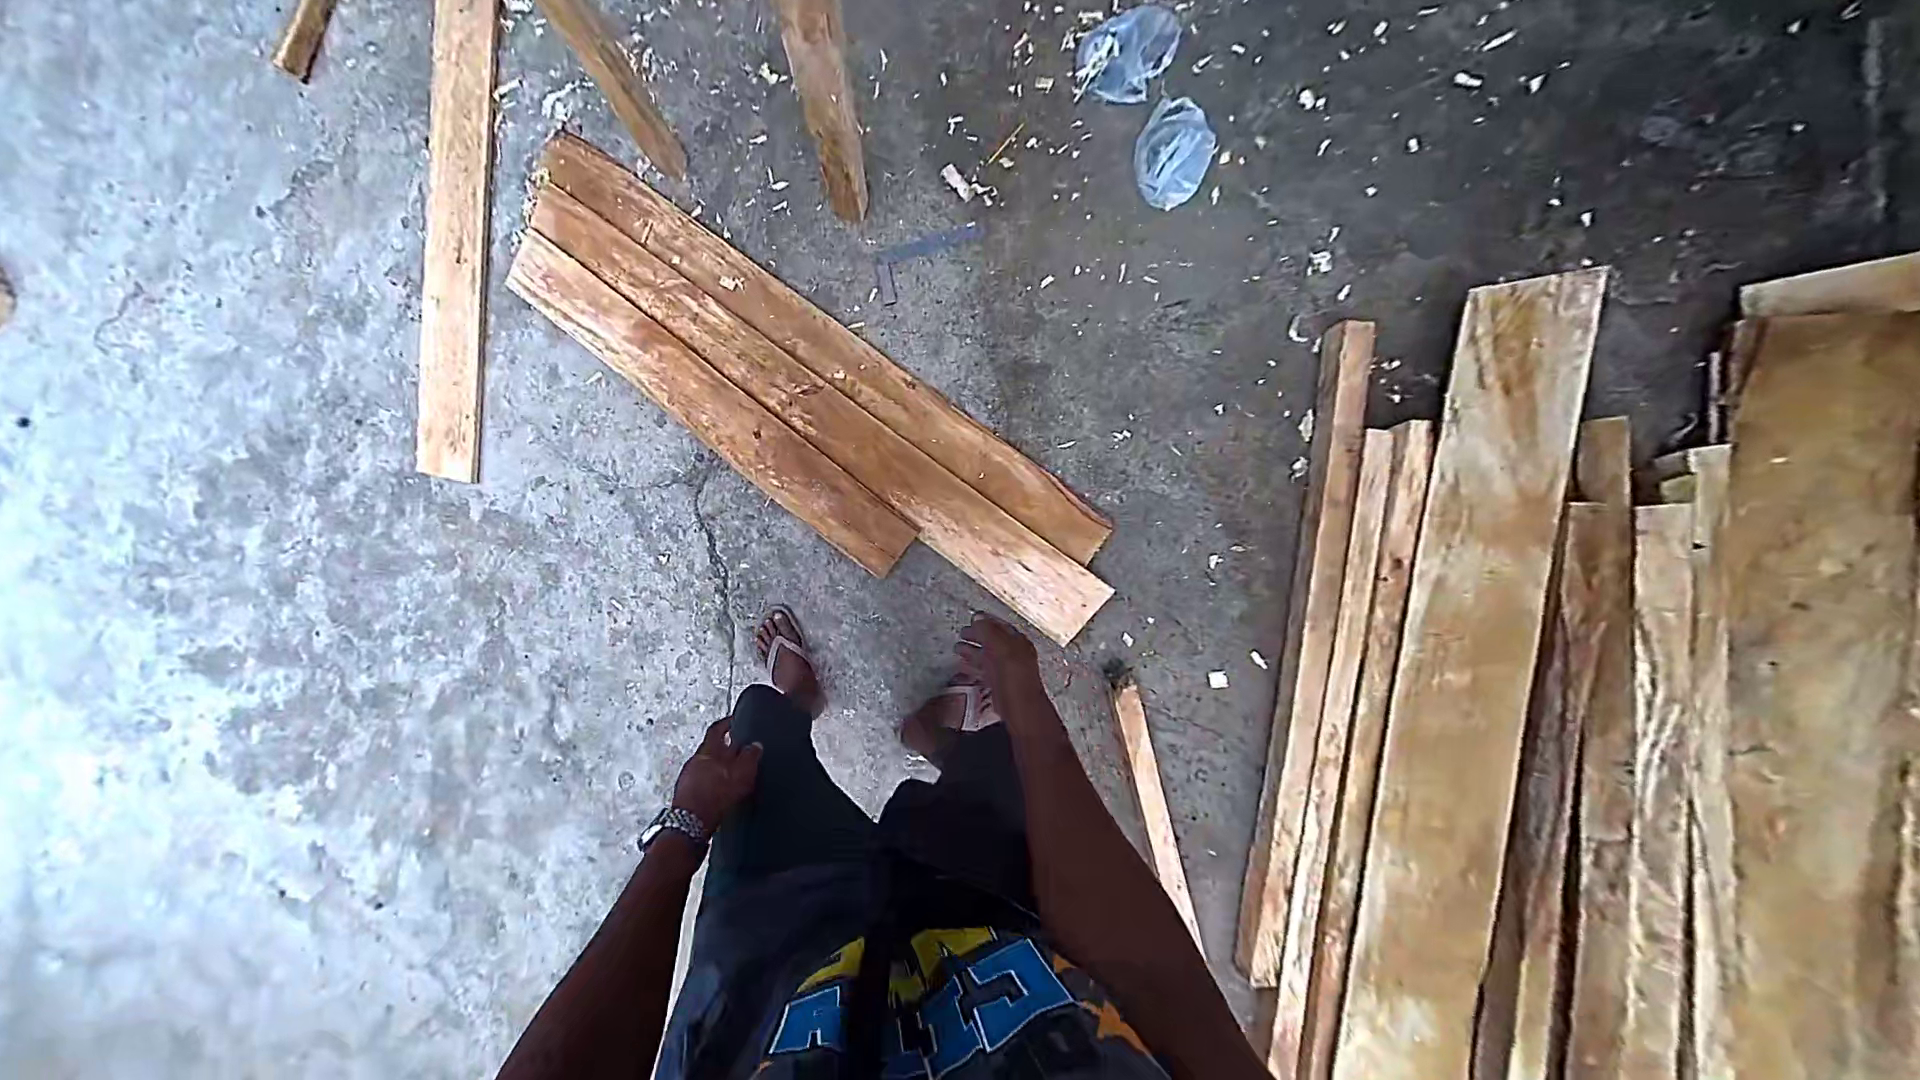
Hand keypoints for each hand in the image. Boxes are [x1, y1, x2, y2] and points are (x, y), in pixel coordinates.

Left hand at [670, 718, 762, 827]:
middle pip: (712, 749)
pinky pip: (702, 782)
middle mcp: (694, 762)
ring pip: (707, 766)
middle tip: (741, 750)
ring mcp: (687, 780)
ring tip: (734, 774)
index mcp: (707, 752)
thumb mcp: (741, 775)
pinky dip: (713, 783)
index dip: (727, 723)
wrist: (689, 829)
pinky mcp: (685, 797)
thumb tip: (755, 745)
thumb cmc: (714, 798)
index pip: (717, 730)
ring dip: (719, 767)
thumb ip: (750, 757)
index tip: (734, 721)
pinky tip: (722, 792)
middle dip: (726, 749)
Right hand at [954, 612, 1040, 695]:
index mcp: (1018, 643)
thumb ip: (989, 631)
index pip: (1000, 626)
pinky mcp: (999, 684)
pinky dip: (973, 665)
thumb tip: (978, 619)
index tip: (973, 617)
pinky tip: (964, 666)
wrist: (1020, 708)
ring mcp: (1007, 670)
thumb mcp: (1001, 648)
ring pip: (987, 655)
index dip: (986, 621)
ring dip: (972, 650)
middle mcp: (1014, 655)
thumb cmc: (1017, 679)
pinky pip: (984, 670)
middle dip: (977, 635)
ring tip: (958, 647)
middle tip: (963, 631)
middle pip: (993, 640)